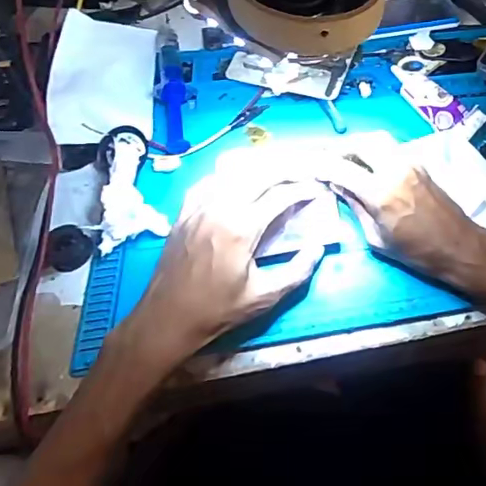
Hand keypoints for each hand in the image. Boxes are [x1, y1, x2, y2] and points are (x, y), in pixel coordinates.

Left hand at [111, 172, 327, 371]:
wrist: (167, 317)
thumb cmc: (217, 310)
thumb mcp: (263, 297)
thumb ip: (296, 272)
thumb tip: (317, 248)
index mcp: (241, 228)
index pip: (280, 196)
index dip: (303, 190)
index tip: (317, 190)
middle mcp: (220, 207)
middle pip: (258, 174)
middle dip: (285, 171)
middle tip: (302, 175)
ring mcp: (199, 206)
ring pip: (233, 172)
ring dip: (258, 169)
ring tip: (276, 173)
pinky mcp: (185, 210)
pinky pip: (209, 182)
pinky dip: (228, 176)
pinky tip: (237, 180)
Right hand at [319, 148, 485, 282]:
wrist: (460, 246)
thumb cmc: (417, 252)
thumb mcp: (376, 238)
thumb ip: (355, 207)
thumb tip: (337, 186)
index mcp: (382, 192)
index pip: (341, 167)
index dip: (321, 165)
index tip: (308, 166)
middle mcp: (394, 169)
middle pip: (359, 143)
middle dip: (339, 148)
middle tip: (326, 159)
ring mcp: (409, 162)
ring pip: (375, 139)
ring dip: (356, 145)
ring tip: (345, 159)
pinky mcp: (418, 163)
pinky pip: (389, 147)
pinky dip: (372, 150)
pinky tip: (366, 164)